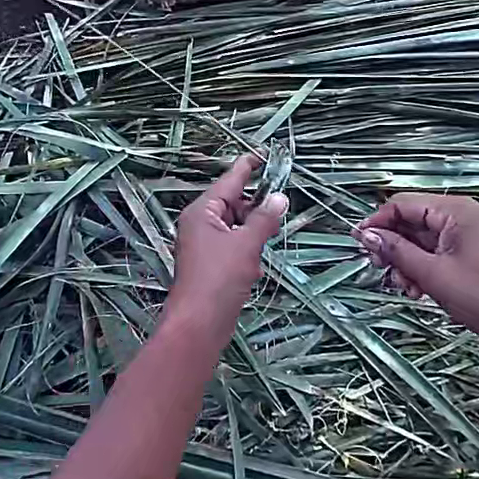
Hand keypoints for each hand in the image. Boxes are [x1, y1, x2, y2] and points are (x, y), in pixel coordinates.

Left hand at [168, 154, 287, 341]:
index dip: (248, 167)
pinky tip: (255, 264)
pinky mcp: (211, 264)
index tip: (263, 155)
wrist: (199, 323)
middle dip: (256, 208)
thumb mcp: (247, 244)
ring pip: (235, 226)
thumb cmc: (219, 279)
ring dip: (254, 232)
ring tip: (268, 240)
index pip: (229, 180)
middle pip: (233, 203)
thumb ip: (264, 219)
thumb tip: (280, 198)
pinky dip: (247, 249)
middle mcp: (200, 223)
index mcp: (202, 211)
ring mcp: (204, 244)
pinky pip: (233, 245)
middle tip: (279, 213)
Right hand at [354, 193, 478, 348]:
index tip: (359, 243)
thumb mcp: (433, 274)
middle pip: (412, 221)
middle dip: (394, 246)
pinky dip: (423, 267)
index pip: (403, 204)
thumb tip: (367, 235)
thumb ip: (397, 251)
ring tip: (405, 287)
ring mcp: (469, 233)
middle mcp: (463, 215)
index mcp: (456, 210)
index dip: (378, 222)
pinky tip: (419, 288)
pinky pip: (437, 251)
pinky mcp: (473, 251)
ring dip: (407, 261)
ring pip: (422, 239)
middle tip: (381, 270)